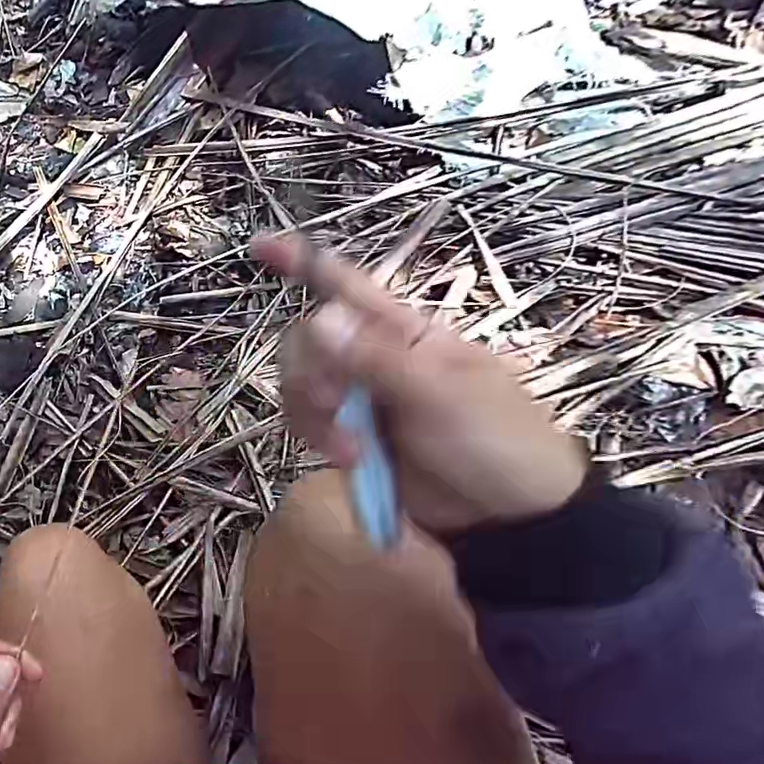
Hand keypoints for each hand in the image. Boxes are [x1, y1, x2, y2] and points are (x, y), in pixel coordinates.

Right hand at [253, 233, 586, 532]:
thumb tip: (320, 317)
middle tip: (333, 406)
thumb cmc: (496, 443)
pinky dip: (314, 437)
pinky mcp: (345, 432)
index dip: (304, 262)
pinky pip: (304, 420)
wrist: (505, 517)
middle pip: (305, 342)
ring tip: (348, 448)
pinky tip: (346, 458)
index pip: (348, 285)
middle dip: (309, 374)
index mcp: (403, 332)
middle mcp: (370, 356)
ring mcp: (356, 396)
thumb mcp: (443, 397)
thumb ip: (378, 360)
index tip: (259, 246)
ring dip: (311, 414)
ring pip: (298, 384)